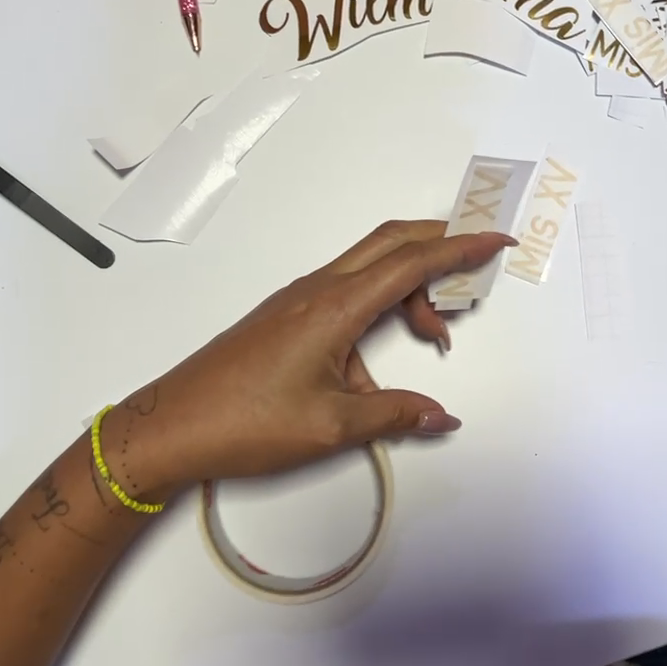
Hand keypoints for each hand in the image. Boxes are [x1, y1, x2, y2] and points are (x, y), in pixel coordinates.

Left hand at [96, 221, 513, 503]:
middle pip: (390, 242)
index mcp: (336, 306)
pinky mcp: (286, 315)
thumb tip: (444, 417)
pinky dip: (377, 305)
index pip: (411, 261)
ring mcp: (299, 298)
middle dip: (439, 243)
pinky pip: (346, 292)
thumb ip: (395, 414)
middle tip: (475, 266)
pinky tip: (373, 365)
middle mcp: (319, 289)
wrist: (169, 426)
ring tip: (431, 337)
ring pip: (369, 269)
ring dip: (408, 287)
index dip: (460, 247)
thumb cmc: (248, 424)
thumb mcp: (332, 426)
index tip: (497, 239)